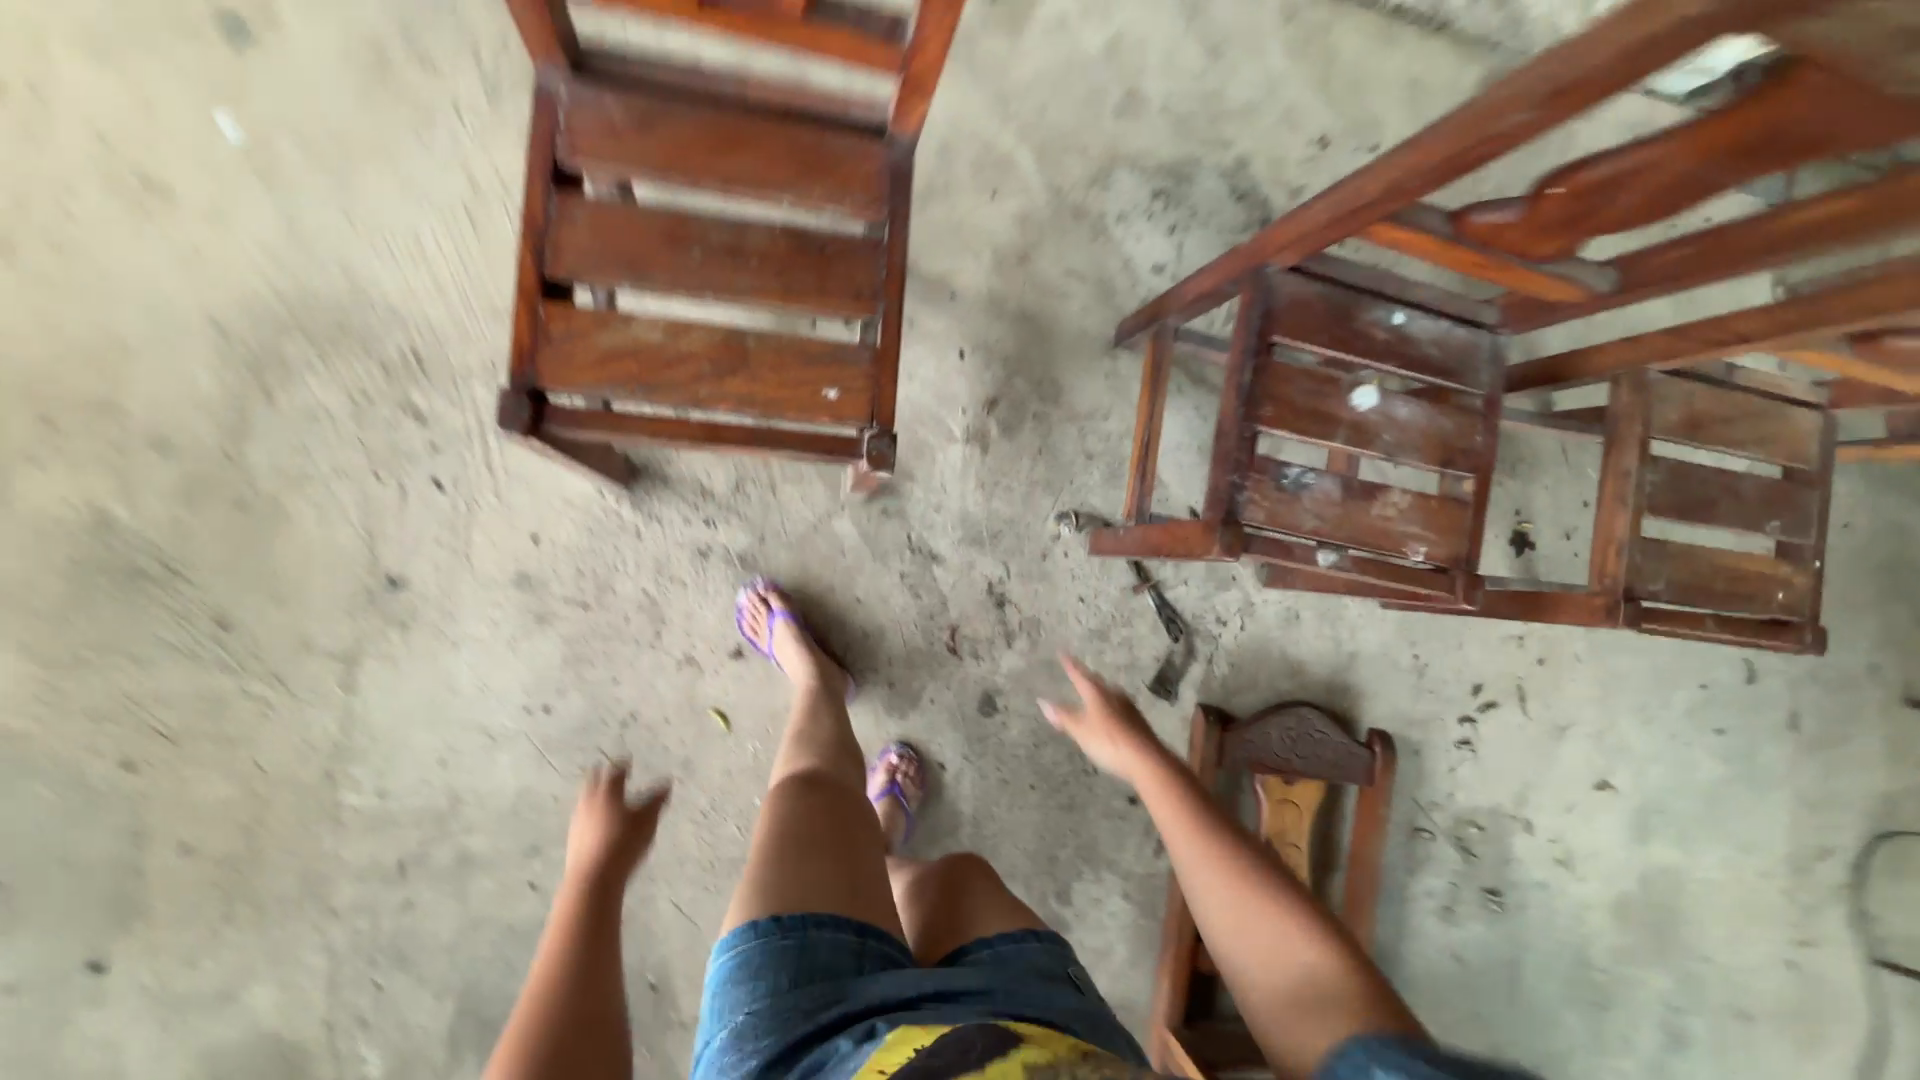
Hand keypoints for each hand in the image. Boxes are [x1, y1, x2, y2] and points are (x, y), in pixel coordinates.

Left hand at [563, 759, 670, 892]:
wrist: (593, 876)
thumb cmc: (625, 844)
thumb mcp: (648, 821)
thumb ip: (656, 801)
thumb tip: (667, 783)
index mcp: (609, 793)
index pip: (615, 772)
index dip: (622, 765)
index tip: (627, 761)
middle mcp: (590, 801)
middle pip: (593, 781)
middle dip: (601, 775)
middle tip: (609, 772)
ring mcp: (578, 819)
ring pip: (585, 798)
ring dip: (594, 793)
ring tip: (604, 795)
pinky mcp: (573, 837)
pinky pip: (583, 815)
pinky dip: (591, 811)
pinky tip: (597, 820)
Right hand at [1039, 654, 1168, 784]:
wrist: (1146, 759)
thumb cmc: (1108, 742)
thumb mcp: (1080, 731)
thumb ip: (1062, 716)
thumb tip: (1042, 701)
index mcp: (1097, 693)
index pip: (1079, 675)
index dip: (1070, 665)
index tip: (1062, 653)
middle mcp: (1113, 694)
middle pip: (1097, 682)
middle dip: (1086, 677)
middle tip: (1078, 672)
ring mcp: (1128, 706)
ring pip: (1110, 693)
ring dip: (1100, 691)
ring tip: (1092, 691)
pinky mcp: (1137, 720)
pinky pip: (1118, 706)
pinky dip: (1109, 705)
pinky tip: (1110, 713)